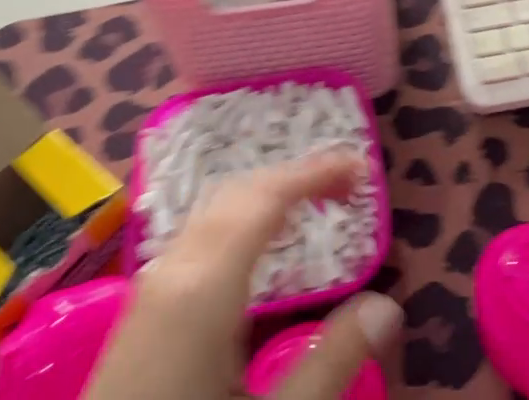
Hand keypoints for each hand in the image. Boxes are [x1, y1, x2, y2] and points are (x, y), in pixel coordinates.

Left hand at [84, 152, 400, 399]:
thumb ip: (328, 363)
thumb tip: (386, 307)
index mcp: (205, 285)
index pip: (265, 198)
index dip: (314, 172)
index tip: (360, 165)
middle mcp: (174, 268)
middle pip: (237, 193)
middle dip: (293, 175)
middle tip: (346, 181)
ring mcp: (151, 285)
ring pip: (213, 210)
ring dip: (265, 194)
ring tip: (311, 201)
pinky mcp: (141, 306)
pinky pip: (198, 233)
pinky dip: (240, 217)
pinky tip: (257, 244)